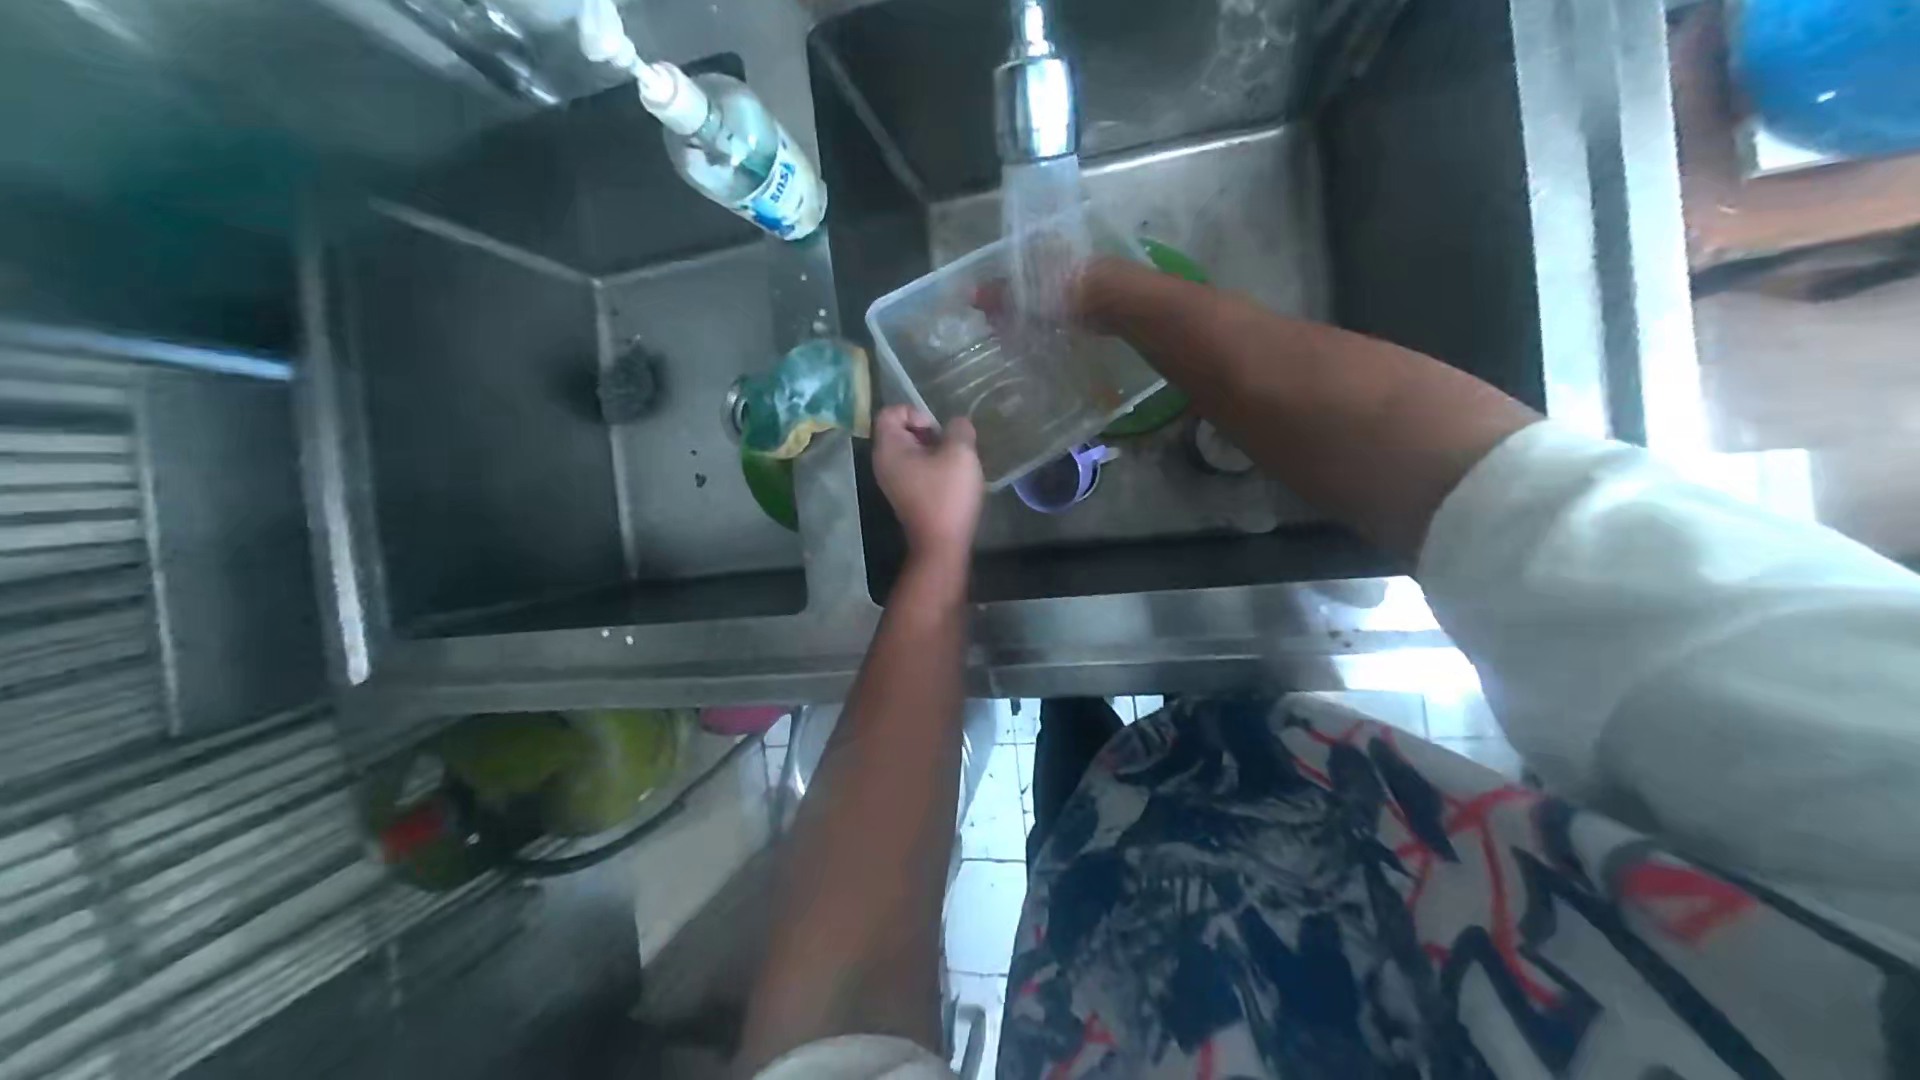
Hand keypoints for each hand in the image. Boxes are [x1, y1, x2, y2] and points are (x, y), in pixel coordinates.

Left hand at [872, 405, 982, 560]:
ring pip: (910, 449)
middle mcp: (883, 462)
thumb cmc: (947, 495)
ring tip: (954, 461)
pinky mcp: (904, 494)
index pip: (890, 412)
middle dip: (928, 431)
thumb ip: (959, 428)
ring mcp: (892, 480)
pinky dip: (932, 466)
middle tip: (950, 445)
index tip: (937, 430)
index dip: (915, 412)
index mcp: (888, 448)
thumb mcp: (960, 453)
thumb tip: (957, 425)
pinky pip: (914, 467)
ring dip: (934, 449)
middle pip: (900, 429)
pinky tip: (951, 477)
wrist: (942, 544)